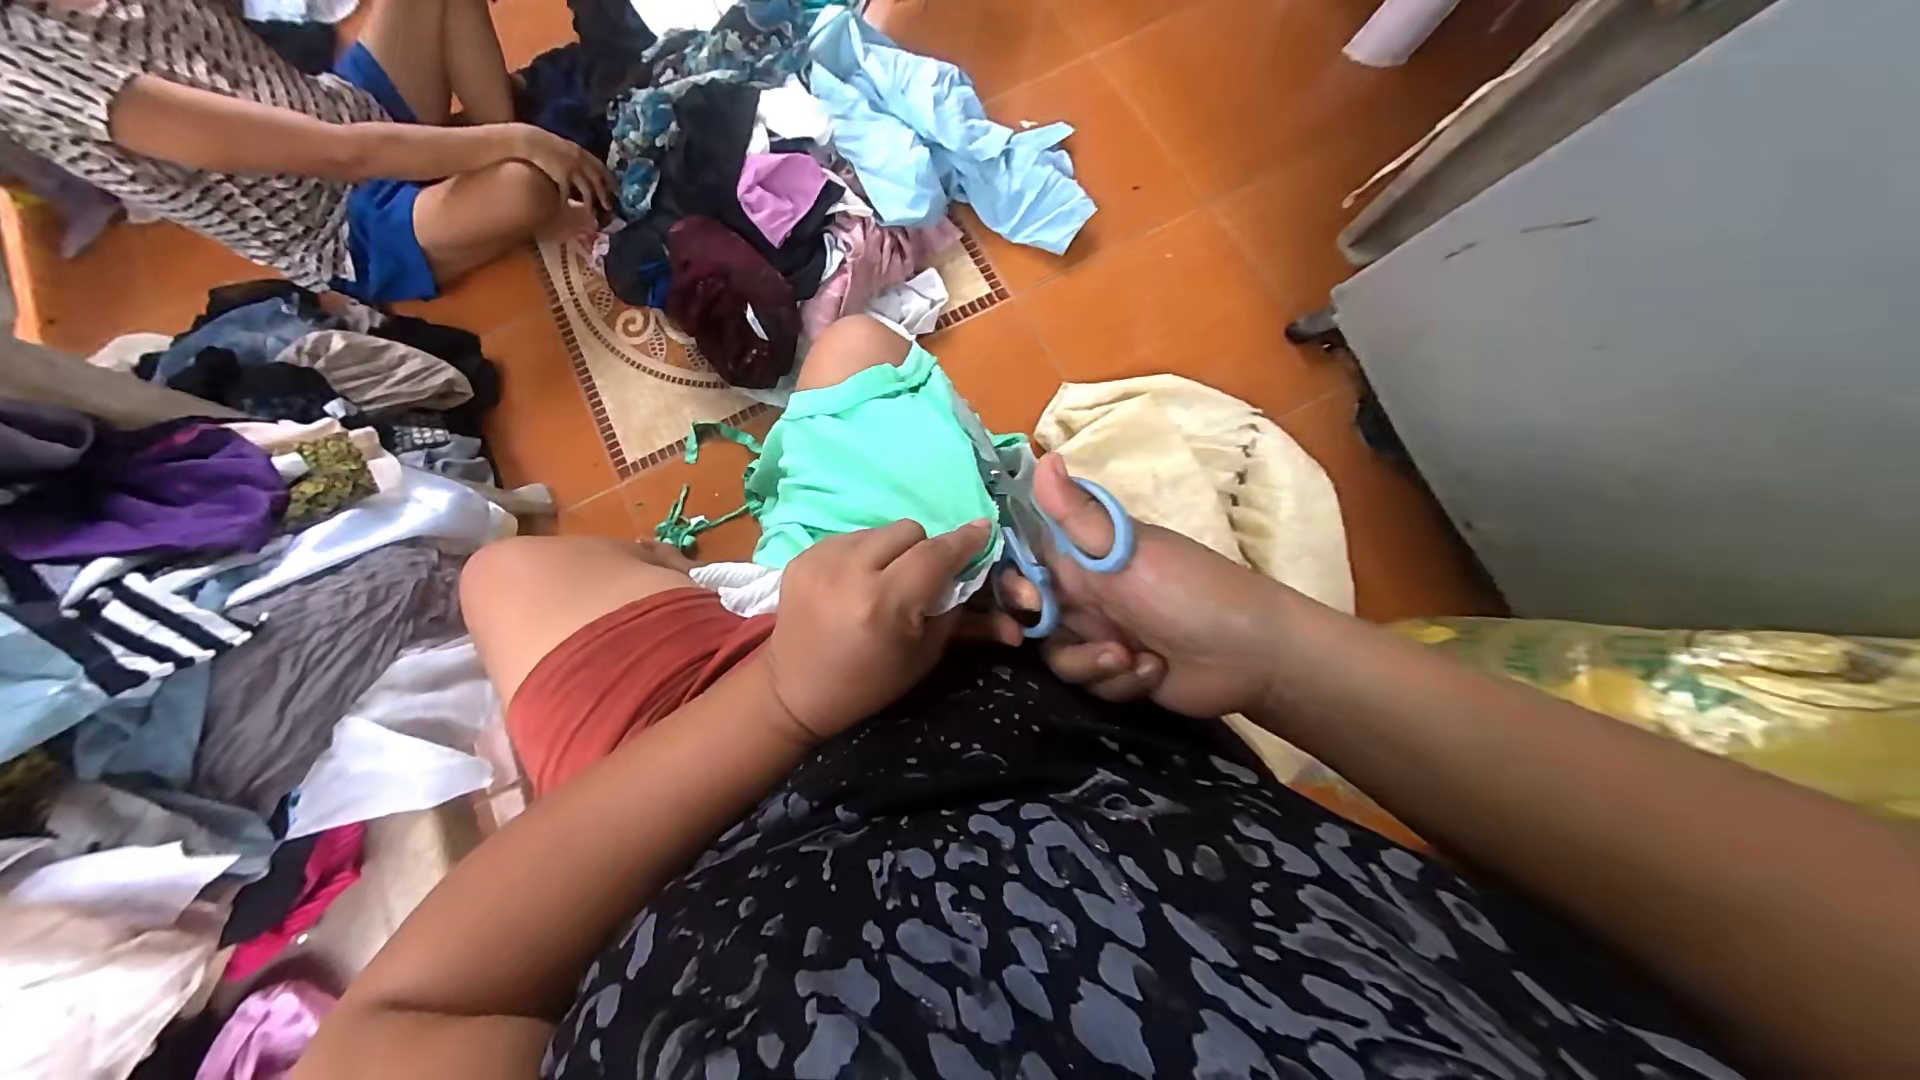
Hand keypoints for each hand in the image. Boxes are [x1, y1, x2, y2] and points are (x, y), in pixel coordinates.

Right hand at [504, 124, 612, 211]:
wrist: (527, 139)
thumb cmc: (543, 144)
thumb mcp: (564, 147)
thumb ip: (576, 157)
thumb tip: (587, 170)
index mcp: (580, 152)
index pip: (600, 168)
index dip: (609, 179)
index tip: (616, 190)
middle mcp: (579, 161)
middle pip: (597, 182)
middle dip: (604, 195)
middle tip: (609, 208)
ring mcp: (571, 169)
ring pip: (587, 191)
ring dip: (591, 203)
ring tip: (591, 212)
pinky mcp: (562, 176)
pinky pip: (569, 193)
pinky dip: (569, 200)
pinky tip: (568, 206)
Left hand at [761, 519, 997, 744]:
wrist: (794, 692)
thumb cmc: (869, 683)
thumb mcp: (924, 655)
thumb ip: (958, 611)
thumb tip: (985, 574)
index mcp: (884, 603)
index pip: (935, 555)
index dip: (964, 541)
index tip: (984, 529)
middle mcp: (850, 572)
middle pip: (909, 531)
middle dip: (925, 550)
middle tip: (922, 579)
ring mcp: (820, 560)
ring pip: (880, 530)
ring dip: (894, 550)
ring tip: (886, 580)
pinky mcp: (802, 556)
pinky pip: (852, 537)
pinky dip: (864, 553)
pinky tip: (856, 582)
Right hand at [1009, 454, 1290, 717]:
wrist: (1251, 656)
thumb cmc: (1190, 591)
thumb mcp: (1129, 551)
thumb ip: (1079, 515)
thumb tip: (1044, 457)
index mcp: (1084, 559)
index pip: (1026, 563)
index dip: (1014, 584)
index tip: (1029, 602)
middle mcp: (1085, 596)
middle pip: (1032, 618)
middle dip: (1047, 635)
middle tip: (1069, 639)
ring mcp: (1100, 635)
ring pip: (1058, 656)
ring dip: (1091, 663)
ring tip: (1130, 657)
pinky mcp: (1116, 673)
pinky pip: (1090, 683)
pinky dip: (1119, 681)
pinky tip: (1153, 670)